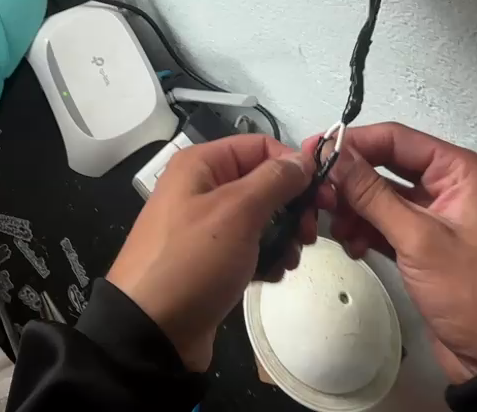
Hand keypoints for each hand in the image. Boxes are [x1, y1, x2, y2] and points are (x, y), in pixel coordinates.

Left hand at [106, 134, 318, 370]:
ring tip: (287, 261)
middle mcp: (202, 187)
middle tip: (307, 235)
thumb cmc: (192, 260)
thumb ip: (273, 181)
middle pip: (262, 182)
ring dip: (281, 237)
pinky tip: (270, 275)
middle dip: (290, 208)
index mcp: (201, 164)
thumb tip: (302, 158)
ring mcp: (205, 225)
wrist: (153, 330)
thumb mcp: (236, 212)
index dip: (294, 166)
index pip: (260, 147)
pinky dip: (264, 258)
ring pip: (259, 217)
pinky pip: (248, 246)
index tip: (322, 197)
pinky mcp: (211, 258)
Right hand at [312, 122, 476, 382]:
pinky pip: (390, 224)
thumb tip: (334, 151)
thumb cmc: (474, 293)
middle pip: (388, 167)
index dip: (354, 142)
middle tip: (318, 193)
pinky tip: (352, 246)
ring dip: (357, 209)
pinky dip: (369, 230)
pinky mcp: (430, 246)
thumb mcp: (419, 239)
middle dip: (352, 181)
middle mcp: (453, 186)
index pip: (397, 139)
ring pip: (385, 197)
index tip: (315, 150)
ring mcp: (441, 217)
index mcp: (463, 172)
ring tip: (336, 228)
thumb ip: (371, 192)